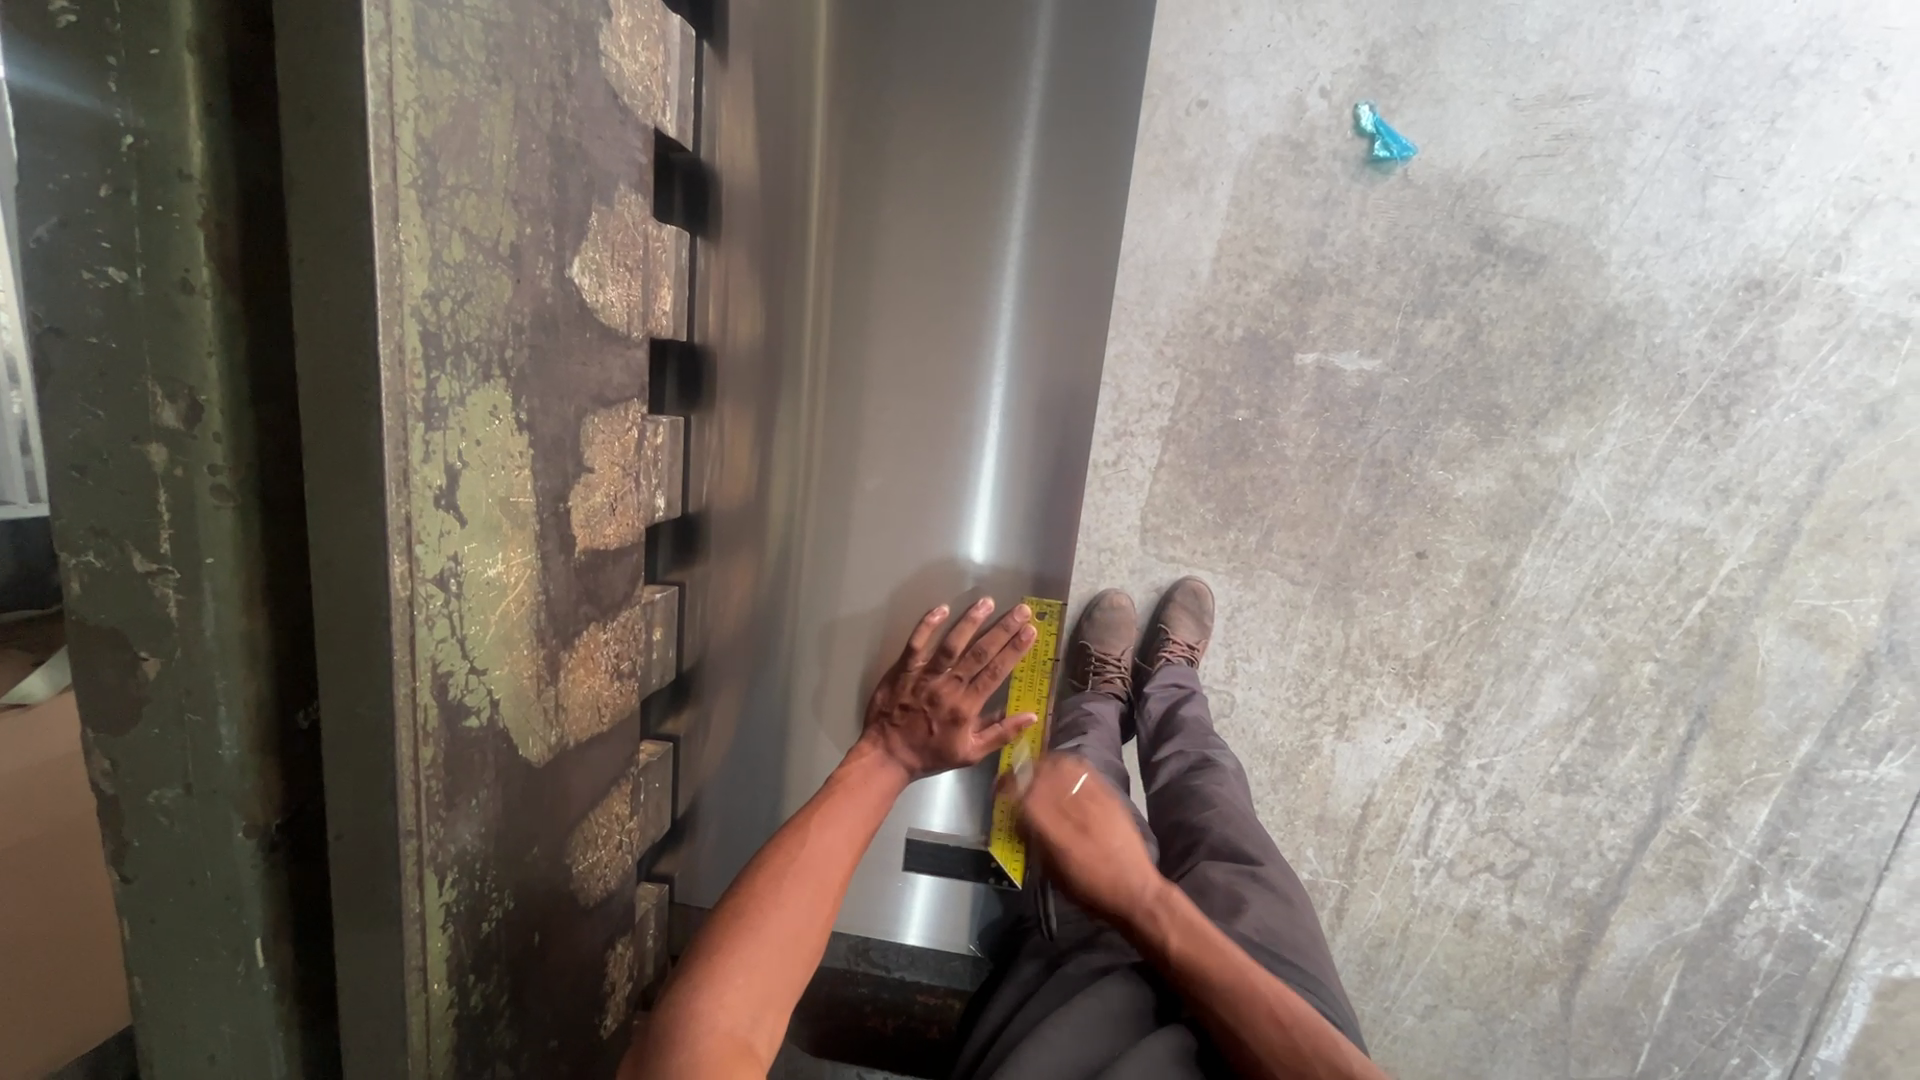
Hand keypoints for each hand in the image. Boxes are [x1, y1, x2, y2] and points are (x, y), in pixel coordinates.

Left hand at [858, 598, 1038, 780]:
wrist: (887, 755)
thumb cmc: (930, 754)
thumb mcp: (971, 753)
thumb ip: (1002, 733)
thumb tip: (1032, 715)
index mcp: (966, 708)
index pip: (996, 672)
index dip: (1015, 650)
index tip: (1030, 631)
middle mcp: (948, 688)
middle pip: (979, 653)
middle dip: (1002, 630)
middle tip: (1021, 610)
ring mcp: (924, 676)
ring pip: (951, 644)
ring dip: (970, 621)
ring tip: (987, 602)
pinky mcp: (903, 669)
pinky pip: (916, 643)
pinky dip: (928, 625)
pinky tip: (942, 608)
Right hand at [1007, 753, 1165, 924]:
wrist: (1134, 888)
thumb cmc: (1089, 889)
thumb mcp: (1051, 871)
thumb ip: (1034, 840)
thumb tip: (1021, 819)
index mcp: (1052, 831)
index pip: (1022, 794)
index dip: (1006, 786)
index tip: (1000, 789)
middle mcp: (1071, 808)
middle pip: (1040, 773)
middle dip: (1023, 772)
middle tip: (1018, 778)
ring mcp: (1092, 797)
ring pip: (1061, 764)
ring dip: (1045, 765)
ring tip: (1040, 771)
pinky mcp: (1108, 794)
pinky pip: (1083, 768)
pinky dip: (1068, 764)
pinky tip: (1064, 772)